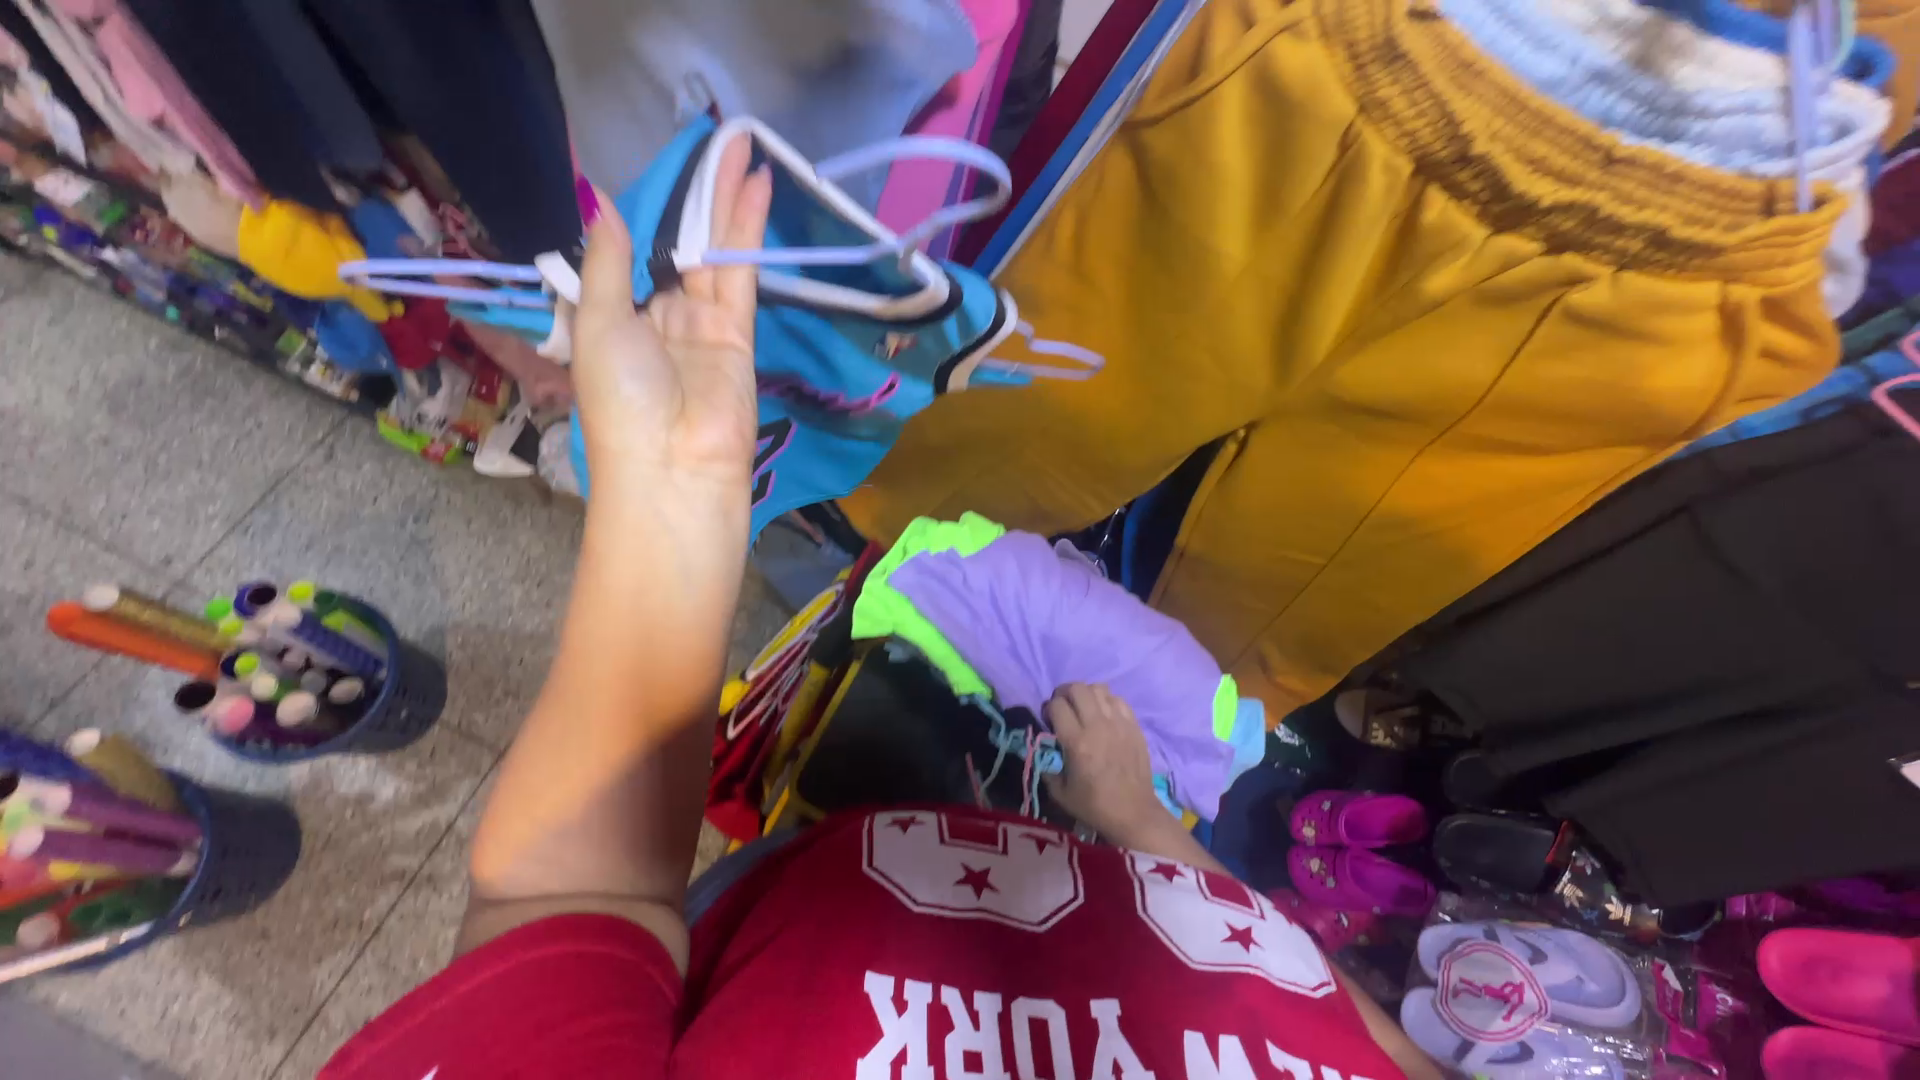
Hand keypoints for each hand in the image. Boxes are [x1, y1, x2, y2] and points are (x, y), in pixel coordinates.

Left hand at [571, 135, 772, 493]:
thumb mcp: (598, 323)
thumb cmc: (620, 399)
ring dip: (729, 203)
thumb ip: (608, 263)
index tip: (669, 164)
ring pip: (717, 253)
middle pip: (683, 244)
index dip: (655, 207)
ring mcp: (705, 326)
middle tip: (721, 142)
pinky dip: (748, 233)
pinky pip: (742, 275)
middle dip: (700, 195)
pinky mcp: (741, 335)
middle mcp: (663, 317)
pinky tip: (756, 190)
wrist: (673, 467)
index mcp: (620, 317)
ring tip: (744, 149)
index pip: (639, 250)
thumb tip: (605, 204)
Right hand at [1043, 683, 1174, 841]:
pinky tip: (1103, 714)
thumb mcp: (1060, 793)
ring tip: (1083, 708)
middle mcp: (1098, 726)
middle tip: (1063, 707)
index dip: (1048, 709)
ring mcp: (1119, 723)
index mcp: (1077, 742)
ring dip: (1086, 694)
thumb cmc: (1094, 805)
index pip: (1057, 705)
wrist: (1134, 813)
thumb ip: (1047, 765)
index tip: (1049, 720)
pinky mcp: (1134, 726)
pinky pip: (1118, 699)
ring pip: (1098, 688)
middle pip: (1077, 688)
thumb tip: (1043, 747)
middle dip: (1064, 693)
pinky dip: (1106, 701)